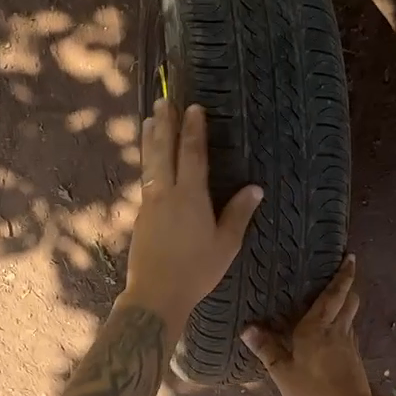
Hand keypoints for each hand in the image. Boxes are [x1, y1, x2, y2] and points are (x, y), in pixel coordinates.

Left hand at [120, 99, 263, 333]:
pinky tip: (148, 162)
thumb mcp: (226, 244)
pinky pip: (145, 180)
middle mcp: (166, 194)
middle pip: (164, 151)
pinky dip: (147, 163)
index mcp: (190, 197)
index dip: (193, 129)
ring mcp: (149, 204)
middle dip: (165, 124)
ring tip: (150, 120)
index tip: (194, 107)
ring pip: (149, 164)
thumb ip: (239, 213)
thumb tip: (256, 188)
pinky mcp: (139, 217)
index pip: (192, 154)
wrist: (155, 295)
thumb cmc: (196, 271)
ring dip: (150, 139)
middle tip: (164, 101)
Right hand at [241, 256, 372, 395]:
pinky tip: (335, 333)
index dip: (343, 275)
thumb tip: (247, 328)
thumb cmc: (312, 391)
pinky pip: (350, 331)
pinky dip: (345, 323)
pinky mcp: (355, 357)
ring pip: (351, 315)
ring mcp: (349, 343)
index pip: (333, 294)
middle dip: (348, 285)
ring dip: (347, 303)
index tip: (349, 257)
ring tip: (337, 299)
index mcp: (317, 327)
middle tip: (344, 273)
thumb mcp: (282, 372)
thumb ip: (266, 349)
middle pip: (349, 300)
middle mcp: (337, 329)